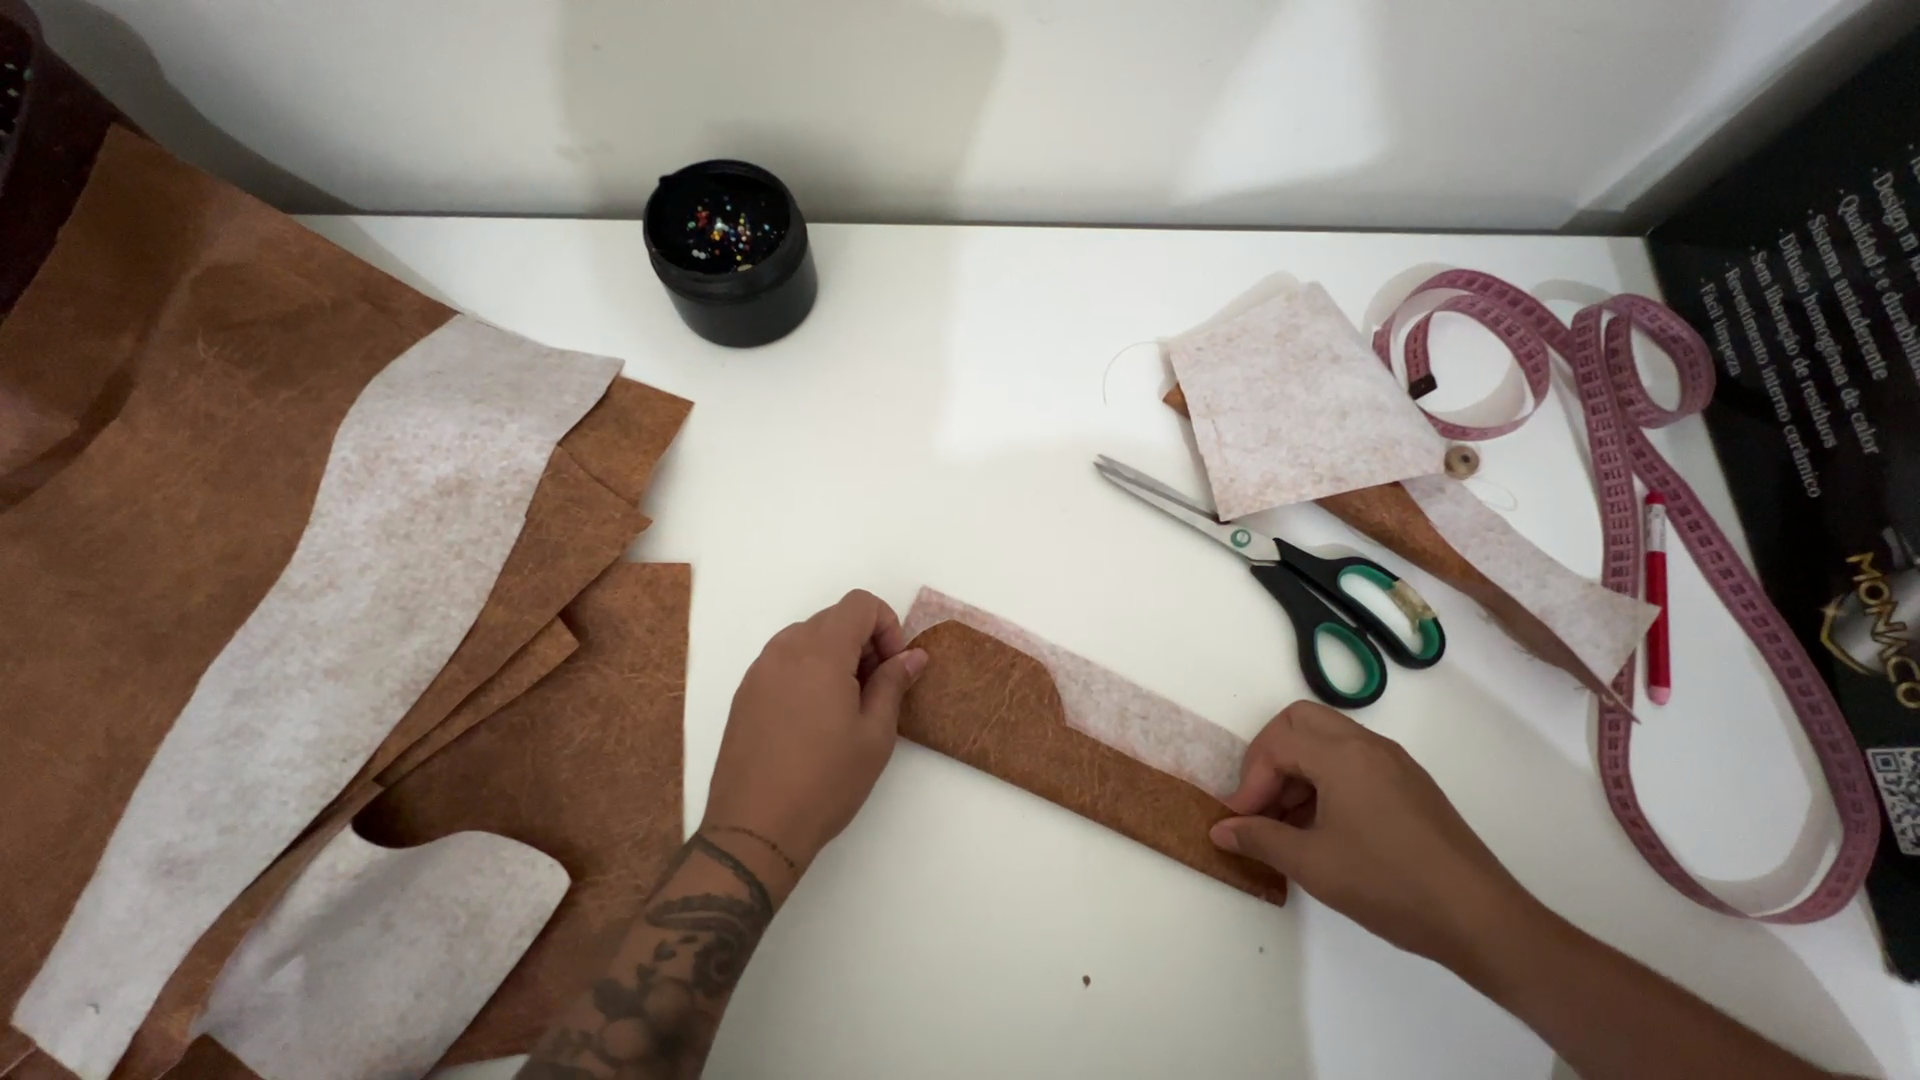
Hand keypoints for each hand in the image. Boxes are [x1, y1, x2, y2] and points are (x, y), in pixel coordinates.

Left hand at [702, 590, 926, 873]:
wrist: (755, 827)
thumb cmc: (826, 782)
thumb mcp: (875, 734)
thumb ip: (893, 683)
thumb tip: (912, 655)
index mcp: (820, 652)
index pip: (860, 603)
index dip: (886, 625)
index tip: (893, 667)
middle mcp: (784, 650)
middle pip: (833, 618)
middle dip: (863, 642)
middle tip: (875, 690)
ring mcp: (759, 671)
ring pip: (807, 638)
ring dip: (835, 656)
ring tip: (846, 707)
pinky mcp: (745, 693)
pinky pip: (784, 662)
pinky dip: (808, 672)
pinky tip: (814, 720)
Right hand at [1209, 701, 1539, 974]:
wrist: (1480, 918)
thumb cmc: (1388, 884)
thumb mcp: (1312, 864)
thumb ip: (1259, 839)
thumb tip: (1221, 830)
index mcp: (1342, 756)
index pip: (1277, 743)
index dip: (1250, 779)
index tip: (1243, 820)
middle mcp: (1368, 746)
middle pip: (1301, 720)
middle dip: (1270, 755)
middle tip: (1262, 800)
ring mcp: (1395, 763)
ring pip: (1329, 739)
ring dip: (1299, 768)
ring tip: (1289, 823)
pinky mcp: (1411, 784)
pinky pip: (1354, 760)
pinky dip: (1327, 778)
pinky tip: (1326, 828)